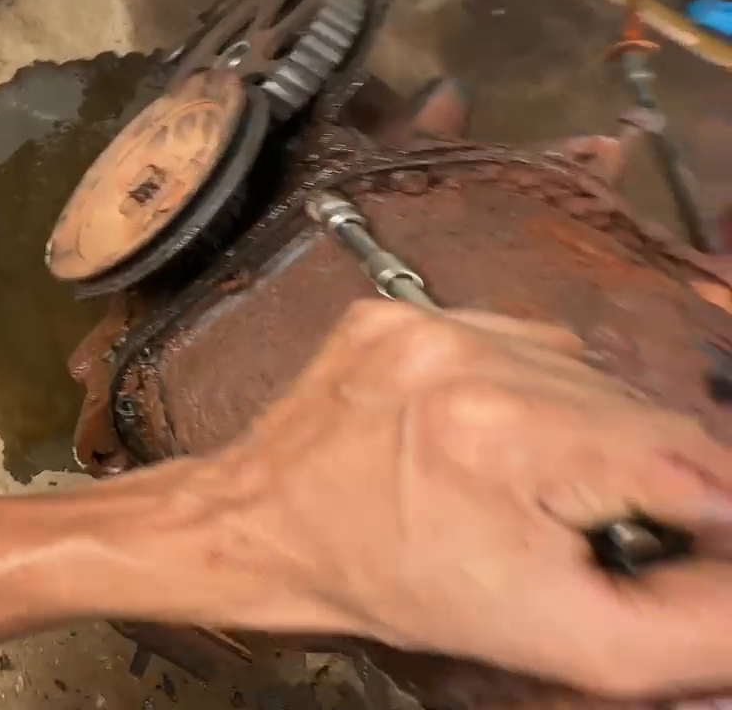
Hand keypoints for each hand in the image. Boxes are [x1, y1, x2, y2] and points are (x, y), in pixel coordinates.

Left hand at [210, 302, 731, 697]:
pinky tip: (483, 429)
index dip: (706, 518)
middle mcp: (460, 356)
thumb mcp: (582, 639)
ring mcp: (415, 326)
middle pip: (637, 409)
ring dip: (583, 423)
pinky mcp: (383, 316)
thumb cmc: (401, 581)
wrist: (268, 522)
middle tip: (578, 519)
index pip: (701, 460)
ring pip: (579, 368)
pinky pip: (506, 339)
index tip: (664, 546)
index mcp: (508, 430)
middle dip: (640, 472)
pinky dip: (522, 383)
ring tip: (524, 476)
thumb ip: (720, 616)